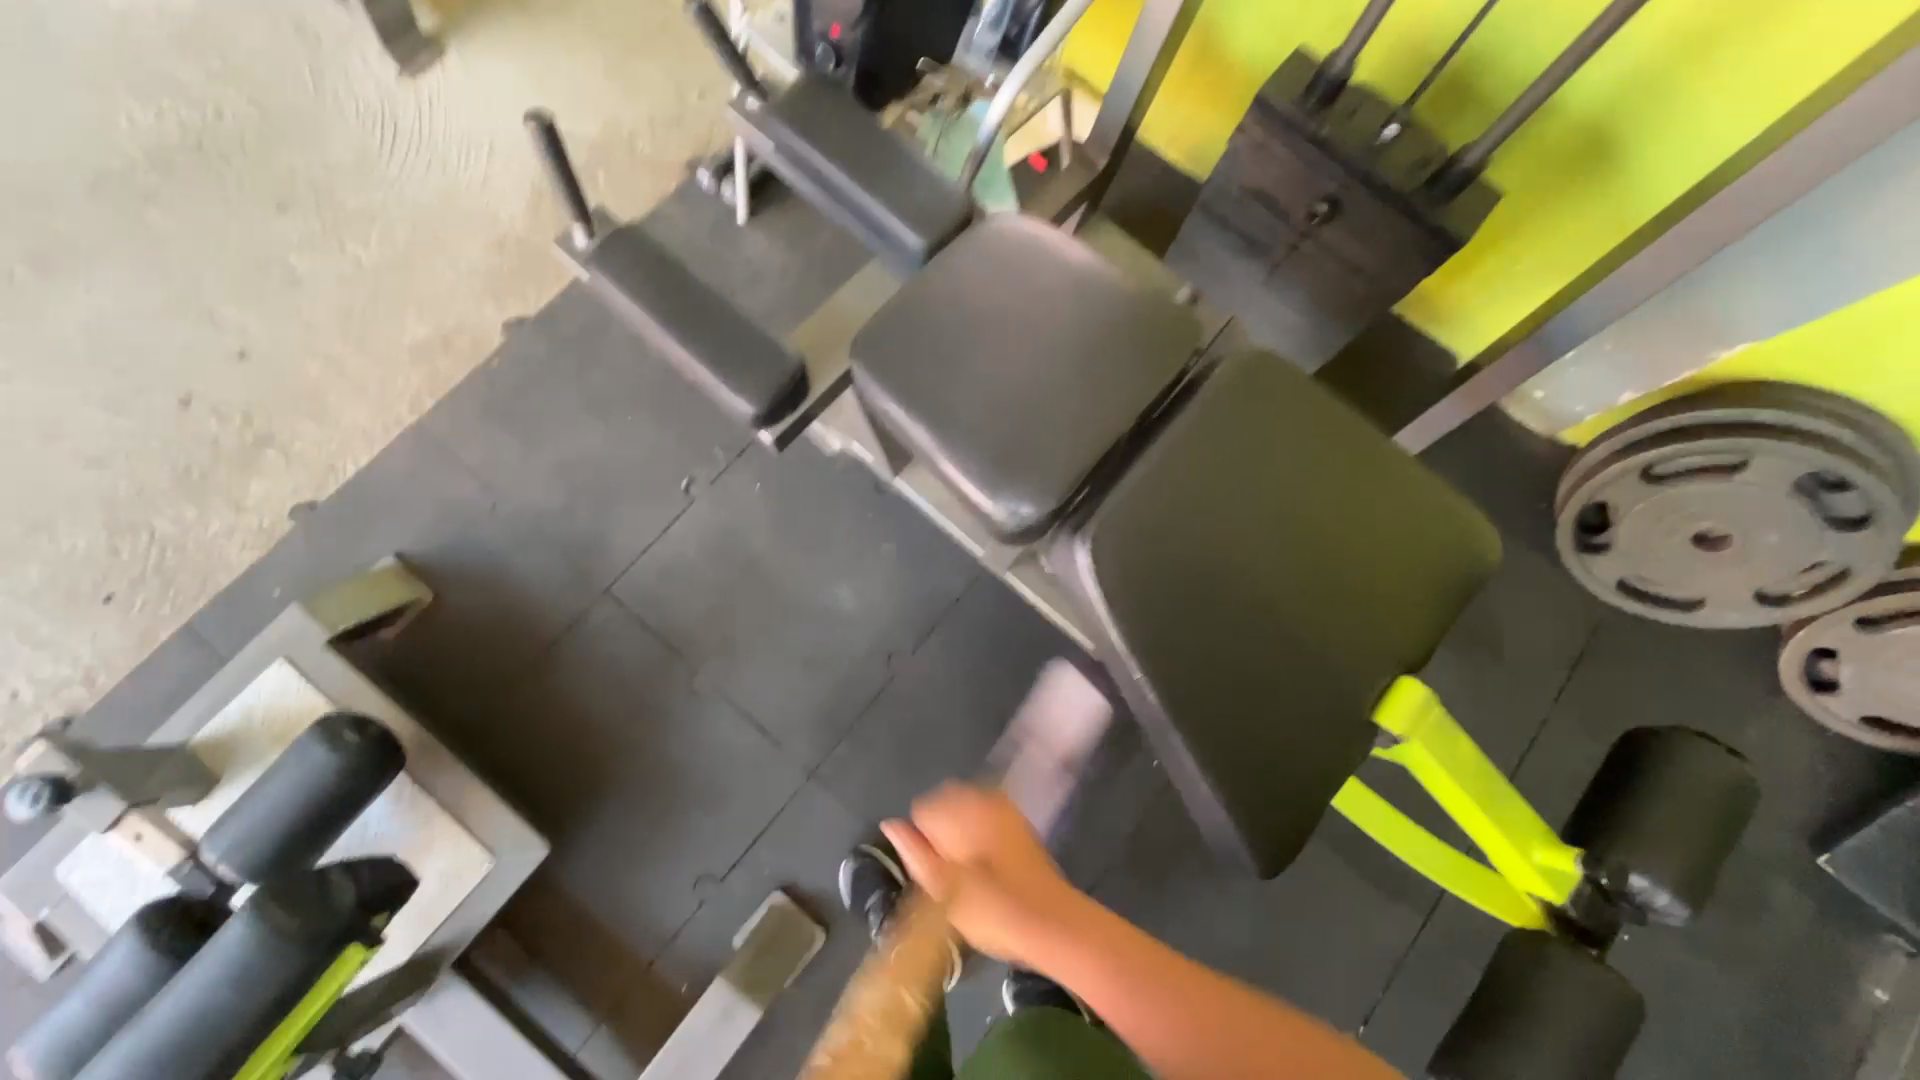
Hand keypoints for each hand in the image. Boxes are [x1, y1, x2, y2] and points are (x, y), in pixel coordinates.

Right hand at [881, 782, 1086, 967]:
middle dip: (941, 833)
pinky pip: (988, 817)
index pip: (921, 810)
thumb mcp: (942, 890)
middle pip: (944, 804)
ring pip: (966, 809)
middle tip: (953, 877)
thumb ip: (914, 852)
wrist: (1053, 923)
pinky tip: (989, 866)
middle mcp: (982, 799)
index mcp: (959, 810)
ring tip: (970, 874)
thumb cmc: (992, 911)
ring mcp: (1005, 809)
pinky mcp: (1021, 823)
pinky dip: (981, 834)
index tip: (936, 875)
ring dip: (961, 832)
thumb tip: (890, 824)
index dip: (923, 844)